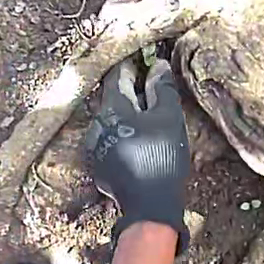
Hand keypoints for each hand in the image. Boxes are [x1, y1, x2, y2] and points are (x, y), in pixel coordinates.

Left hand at [84, 56, 189, 252]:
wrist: (149, 203)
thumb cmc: (162, 155)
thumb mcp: (168, 118)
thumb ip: (162, 89)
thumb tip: (159, 65)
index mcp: (112, 108)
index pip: (117, 76)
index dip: (131, 66)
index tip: (143, 60)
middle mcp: (96, 124)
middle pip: (112, 99)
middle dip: (129, 90)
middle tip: (147, 84)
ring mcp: (94, 146)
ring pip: (110, 120)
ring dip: (125, 113)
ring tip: (145, 112)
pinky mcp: (98, 164)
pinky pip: (109, 139)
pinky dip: (122, 132)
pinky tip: (137, 138)